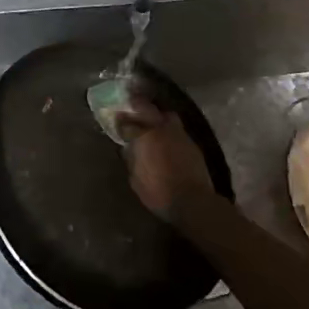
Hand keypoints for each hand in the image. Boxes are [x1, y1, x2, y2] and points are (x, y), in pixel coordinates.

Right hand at [116, 102, 215, 221]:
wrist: (193, 201)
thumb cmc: (158, 192)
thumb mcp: (135, 179)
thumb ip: (131, 159)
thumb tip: (129, 149)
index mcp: (145, 137)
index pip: (128, 122)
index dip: (120, 120)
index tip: (116, 118)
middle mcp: (163, 129)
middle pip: (150, 109)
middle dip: (140, 107)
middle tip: (133, 109)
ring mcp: (180, 135)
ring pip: (167, 116)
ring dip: (158, 117)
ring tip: (151, 125)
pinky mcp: (192, 144)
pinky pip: (177, 130)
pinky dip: (169, 131)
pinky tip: (166, 140)